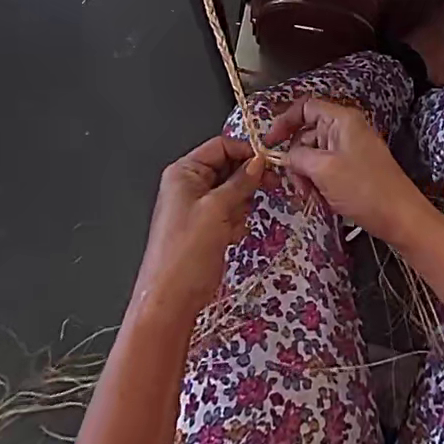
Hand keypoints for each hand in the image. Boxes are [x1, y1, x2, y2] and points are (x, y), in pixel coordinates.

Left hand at [133, 135, 266, 317]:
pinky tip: (230, 236)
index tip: (270, 162)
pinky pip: (230, 213)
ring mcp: (198, 206)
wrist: (173, 296)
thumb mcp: (217, 209)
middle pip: (228, 168)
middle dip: (245, 182)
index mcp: (184, 171)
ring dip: (240, 206)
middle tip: (271, 187)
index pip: (219, 147)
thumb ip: (240, 182)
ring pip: (232, 192)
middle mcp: (189, 184)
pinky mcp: (207, 226)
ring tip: (232, 224)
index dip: (245, 152)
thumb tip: (259, 161)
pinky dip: (235, 222)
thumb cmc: (187, 249)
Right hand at [275, 98, 440, 247]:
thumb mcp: (322, 169)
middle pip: (307, 134)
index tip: (269, 144)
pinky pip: (327, 168)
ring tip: (311, 196)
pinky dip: (320, 182)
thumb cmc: (364, 189)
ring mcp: (352, 149)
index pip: (304, 107)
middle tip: (296, 184)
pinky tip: (323, 200)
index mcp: (341, 120)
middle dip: (296, 159)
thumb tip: (284, 156)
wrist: (404, 220)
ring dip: (307, 175)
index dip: (283, 122)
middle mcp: (347, 129)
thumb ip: (296, 156)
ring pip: (314, 154)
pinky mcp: (356, 169)